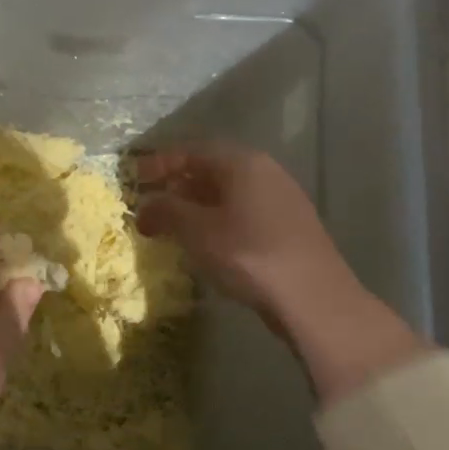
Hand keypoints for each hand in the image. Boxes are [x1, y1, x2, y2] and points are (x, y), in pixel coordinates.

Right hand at [134, 144, 350, 328]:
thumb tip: (145, 206)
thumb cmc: (249, 255)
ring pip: (229, 193)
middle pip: (212, 169)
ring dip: (197, 205)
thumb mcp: (198, 232)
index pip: (192, 151)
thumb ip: (166, 211)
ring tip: (173, 226)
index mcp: (243, 163)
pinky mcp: (289, 227)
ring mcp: (281, 199)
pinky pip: (243, 212)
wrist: (313, 298)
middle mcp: (266, 172)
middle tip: (151, 204)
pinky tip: (207, 243)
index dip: (160, 163)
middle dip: (178, 185)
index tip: (134, 179)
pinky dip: (218, 220)